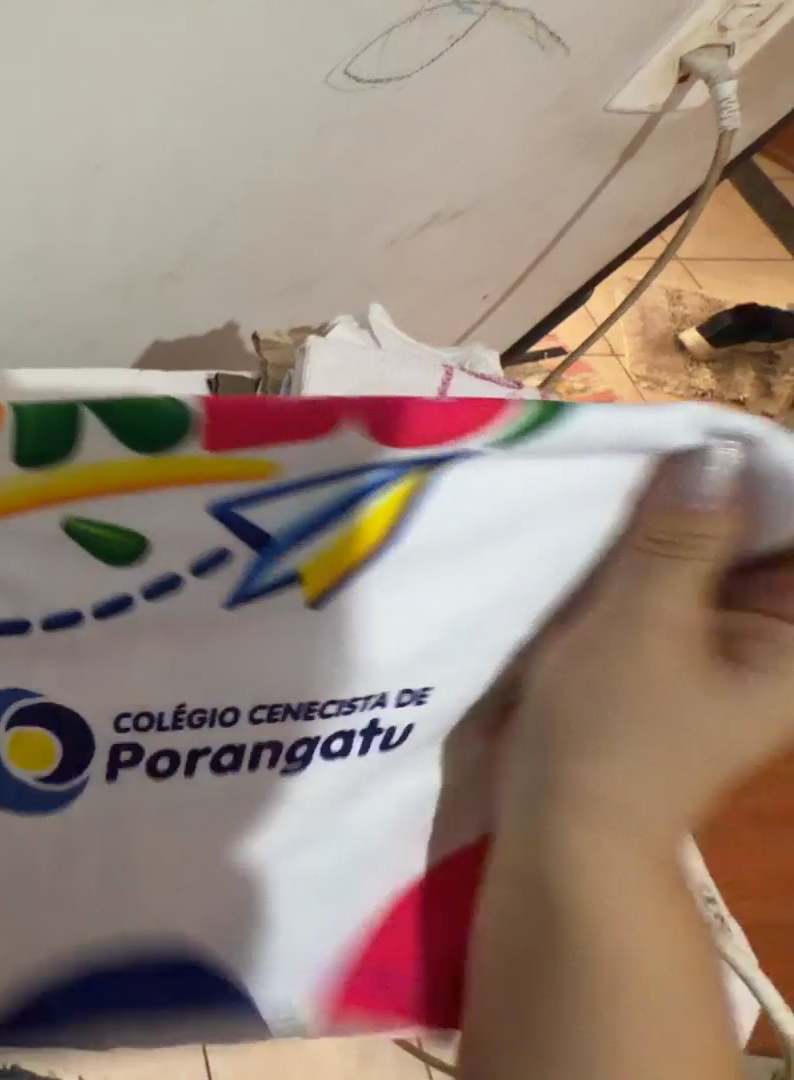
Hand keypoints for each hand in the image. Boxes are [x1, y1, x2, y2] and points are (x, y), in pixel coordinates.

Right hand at [504, 435, 793, 843]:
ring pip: (705, 557)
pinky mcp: (669, 648)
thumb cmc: (611, 729)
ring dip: (660, 524)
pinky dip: (634, 558)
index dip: (761, 477)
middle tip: (638, 454)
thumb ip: (672, 543)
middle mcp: (781, 632)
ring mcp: (723, 642)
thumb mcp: (637, 628)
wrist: (563, 816)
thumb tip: (709, 454)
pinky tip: (595, 540)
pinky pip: (666, 583)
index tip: (691, 440)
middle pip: (760, 537)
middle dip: (705, 495)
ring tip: (610, 485)